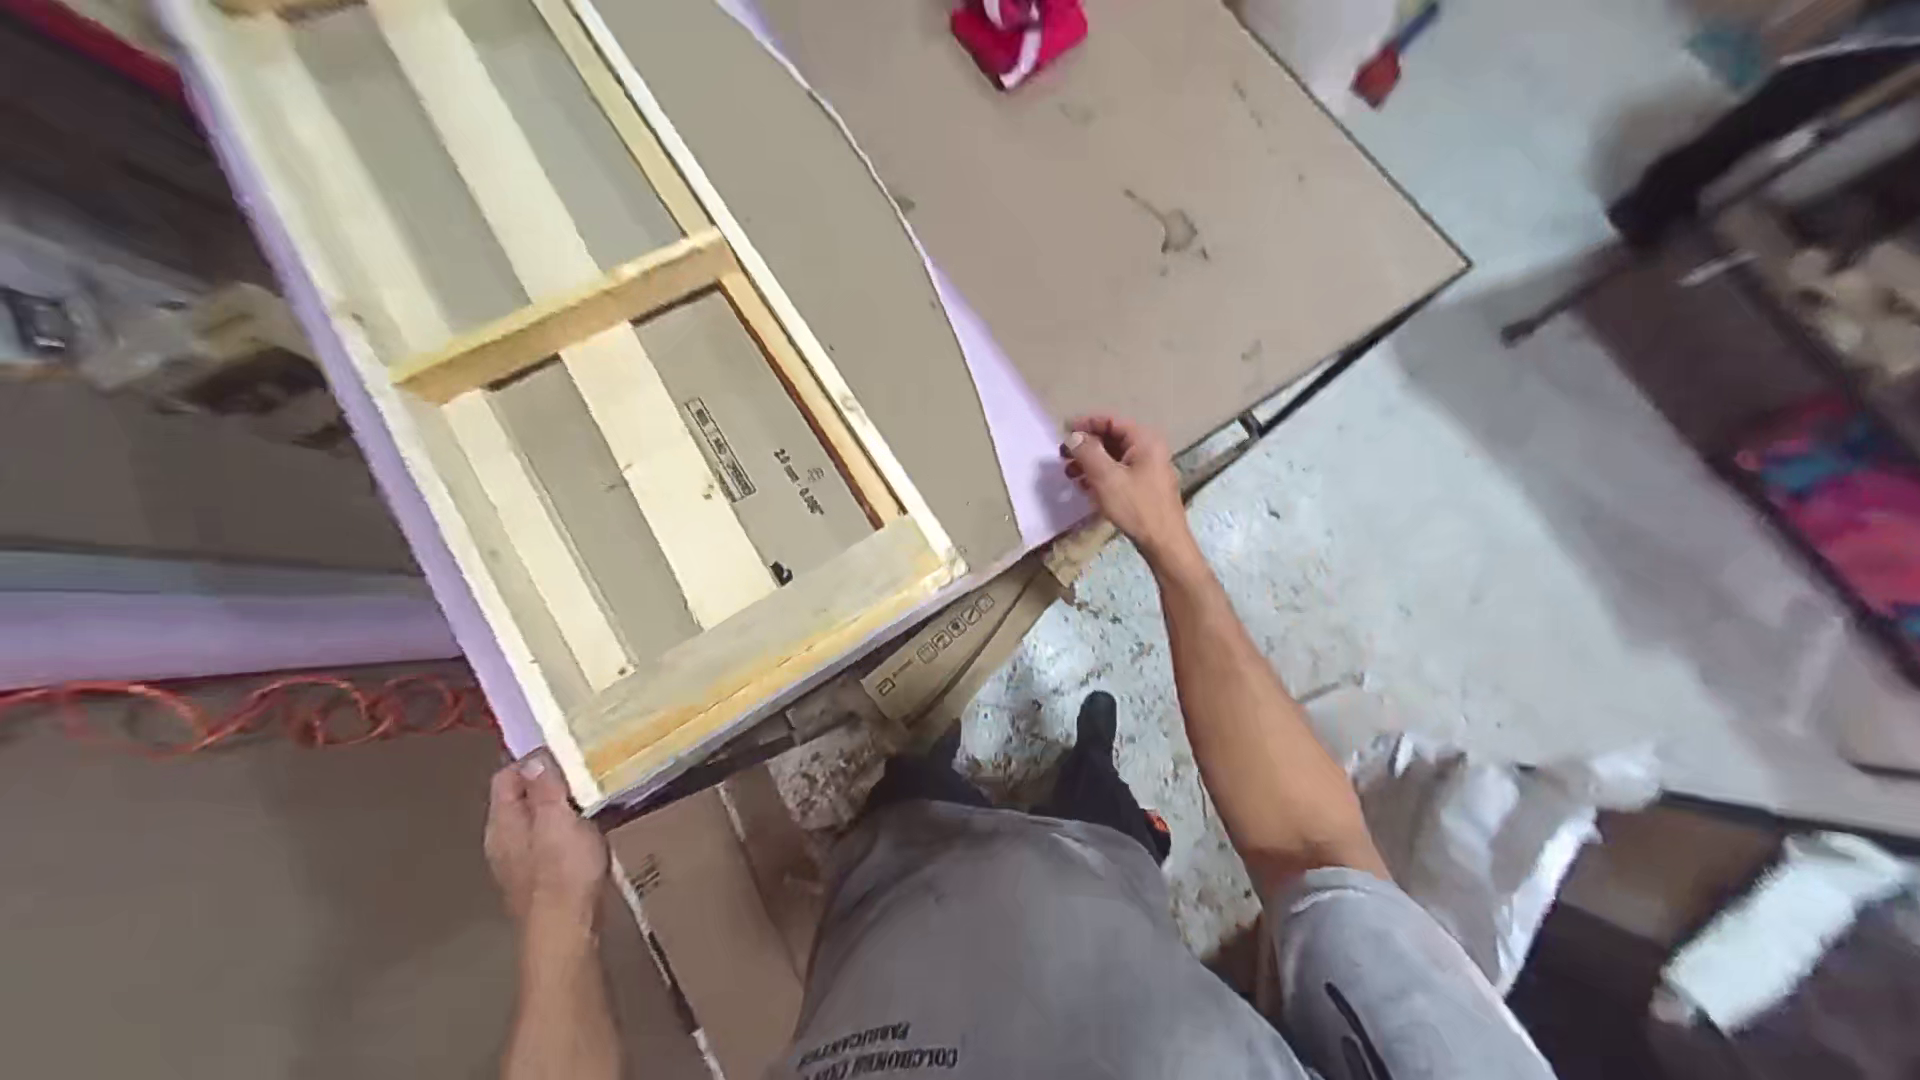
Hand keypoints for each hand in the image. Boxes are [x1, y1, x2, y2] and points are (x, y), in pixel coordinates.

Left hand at [485, 750, 608, 927]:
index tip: (568, 750)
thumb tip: (534, 757)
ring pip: (538, 815)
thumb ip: (544, 788)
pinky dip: (570, 822)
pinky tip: (593, 824)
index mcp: (503, 822)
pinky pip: (552, 834)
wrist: (567, 930)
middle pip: (522, 795)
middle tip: (587, 767)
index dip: (533, 758)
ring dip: (563, 801)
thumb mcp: (558, 820)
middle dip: (551, 778)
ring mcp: (522, 858)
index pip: (506, 775)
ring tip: (594, 790)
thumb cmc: (564, 871)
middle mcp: (505, 838)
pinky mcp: (542, 872)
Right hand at [1061, 414, 1195, 564]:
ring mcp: (1148, 469)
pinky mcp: (1144, 487)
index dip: (1086, 424)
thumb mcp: (1106, 477)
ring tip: (1070, 475)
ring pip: (1113, 458)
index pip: (1111, 421)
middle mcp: (1149, 450)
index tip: (1064, 432)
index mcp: (1144, 440)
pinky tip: (1085, 488)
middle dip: (1085, 447)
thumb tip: (1074, 436)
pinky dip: (1100, 476)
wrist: (1163, 542)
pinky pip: (1118, 473)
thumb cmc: (1135, 506)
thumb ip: (1087, 452)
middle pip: (1111, 439)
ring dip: (1090, 463)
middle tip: (1063, 457)